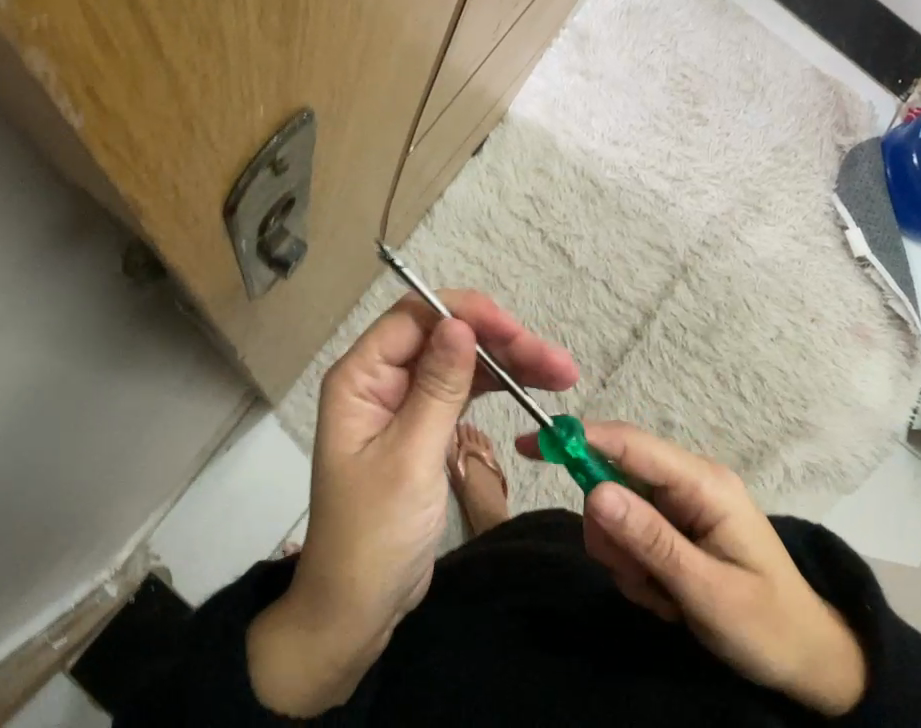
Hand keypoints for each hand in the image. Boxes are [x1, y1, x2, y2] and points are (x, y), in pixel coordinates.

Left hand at [247, 291, 577, 715]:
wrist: (358, 606)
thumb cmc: (375, 533)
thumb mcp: (410, 457)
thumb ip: (438, 388)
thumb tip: (459, 323)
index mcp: (360, 378)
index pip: (414, 318)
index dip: (467, 315)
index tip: (518, 333)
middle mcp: (379, 381)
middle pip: (443, 338)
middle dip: (500, 343)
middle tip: (558, 364)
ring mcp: (402, 405)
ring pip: (459, 364)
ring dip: (507, 364)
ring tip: (562, 373)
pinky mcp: (423, 430)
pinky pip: (461, 394)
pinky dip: (496, 390)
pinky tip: (530, 390)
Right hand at [521, 421, 867, 716]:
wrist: (808, 661)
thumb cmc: (767, 626)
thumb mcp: (707, 590)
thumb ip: (650, 539)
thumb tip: (593, 491)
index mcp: (704, 484)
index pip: (629, 444)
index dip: (577, 438)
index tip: (529, 444)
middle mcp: (688, 484)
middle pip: (613, 481)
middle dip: (612, 533)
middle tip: (638, 578)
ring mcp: (679, 506)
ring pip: (614, 514)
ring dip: (624, 559)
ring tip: (663, 596)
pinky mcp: (672, 528)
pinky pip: (626, 537)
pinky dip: (633, 570)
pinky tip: (666, 598)